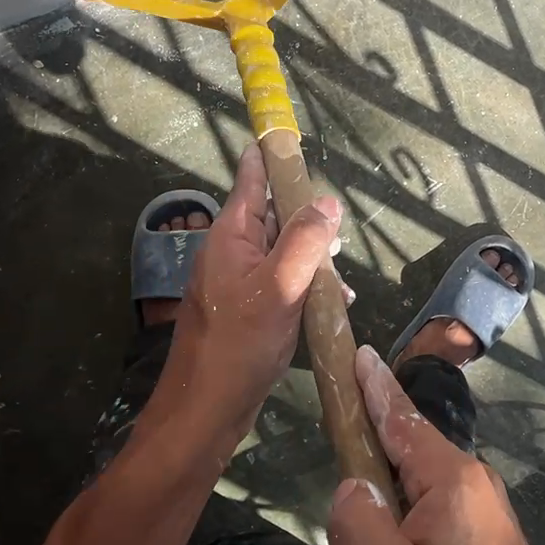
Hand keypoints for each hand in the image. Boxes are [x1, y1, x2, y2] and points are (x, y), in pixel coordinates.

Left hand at [149, 141, 342, 436]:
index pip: (254, 175)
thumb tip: (328, 200)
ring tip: (338, 281)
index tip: (297, 133)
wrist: (206, 411)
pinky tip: (332, 303)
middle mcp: (233, 248)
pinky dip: (308, 284)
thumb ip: (305, 240)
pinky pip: (284, 277)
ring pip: (285, 247)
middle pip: (277, 211)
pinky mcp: (250, 304)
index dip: (275, 152)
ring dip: (314, 257)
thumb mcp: (281, 288)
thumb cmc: (238, 345)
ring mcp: (240, 278)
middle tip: (334, 243)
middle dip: (311, 219)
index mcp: (232, 234)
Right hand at [328, 346, 544, 544]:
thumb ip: (360, 527)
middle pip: (391, 484)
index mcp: (454, 480)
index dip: (373, 387)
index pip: (400, 418)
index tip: (357, 351)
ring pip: (401, 528)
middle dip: (368, 537)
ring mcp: (479, 524)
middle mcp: (470, 490)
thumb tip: (351, 484)